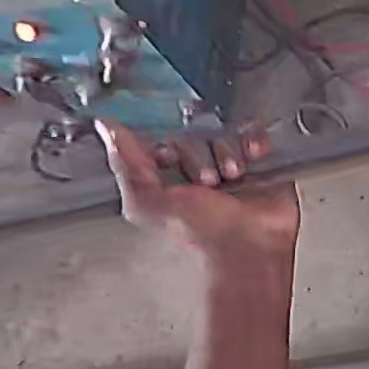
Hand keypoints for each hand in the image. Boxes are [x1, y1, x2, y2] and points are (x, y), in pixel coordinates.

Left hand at [97, 120, 299, 263]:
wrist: (249, 243)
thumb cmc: (199, 231)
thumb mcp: (149, 203)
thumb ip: (126, 165)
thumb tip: (106, 125)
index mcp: (172, 179)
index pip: (166, 143)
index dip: (169, 147)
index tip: (170, 160)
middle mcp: (202, 170)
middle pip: (196, 138)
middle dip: (200, 157)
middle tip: (209, 181)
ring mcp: (233, 165)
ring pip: (224, 134)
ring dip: (228, 152)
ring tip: (234, 174)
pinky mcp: (263, 162)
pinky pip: (254, 135)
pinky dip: (253, 140)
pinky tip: (254, 156)